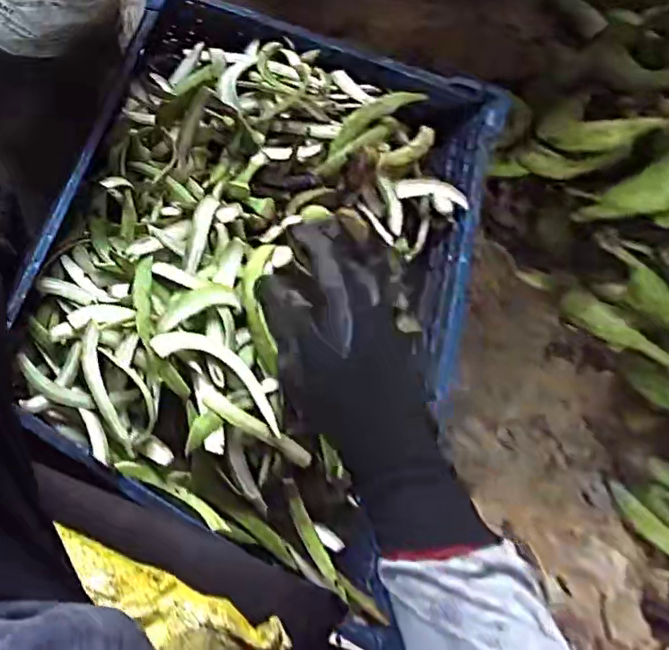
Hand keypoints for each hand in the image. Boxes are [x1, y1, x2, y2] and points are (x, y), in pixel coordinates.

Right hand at [261, 222, 495, 556]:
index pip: (308, 269)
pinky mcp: (397, 329)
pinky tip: (367, 262)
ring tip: (337, 229)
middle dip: (320, 238)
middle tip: (303, 225)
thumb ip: (285, 321)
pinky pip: (385, 286)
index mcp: (334, 315)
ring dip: (351, 246)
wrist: (392, 443)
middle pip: (340, 261)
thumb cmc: (335, 409)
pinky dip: (375, 268)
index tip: (278, 236)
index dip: (291, 251)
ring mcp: (383, 317)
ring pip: (369, 269)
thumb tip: (271, 285)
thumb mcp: (296, 368)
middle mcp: (361, 308)